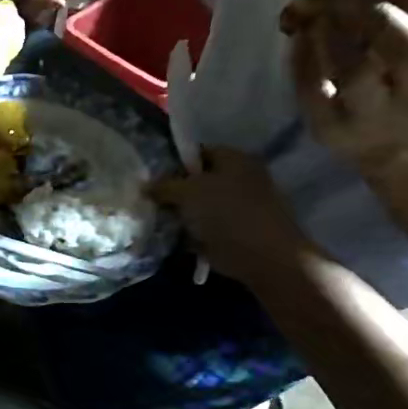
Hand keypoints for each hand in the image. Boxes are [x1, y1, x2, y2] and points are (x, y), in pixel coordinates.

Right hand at [152, 147, 311, 283]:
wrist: (263, 256)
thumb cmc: (227, 213)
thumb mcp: (189, 192)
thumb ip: (164, 186)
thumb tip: (144, 186)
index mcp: (234, 159)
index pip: (198, 153)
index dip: (173, 163)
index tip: (152, 178)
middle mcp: (239, 179)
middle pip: (198, 182)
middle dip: (175, 192)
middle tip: (150, 202)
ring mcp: (239, 208)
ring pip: (200, 208)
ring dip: (181, 216)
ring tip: (155, 221)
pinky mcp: (235, 233)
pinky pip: (205, 230)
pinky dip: (191, 235)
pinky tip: (171, 239)